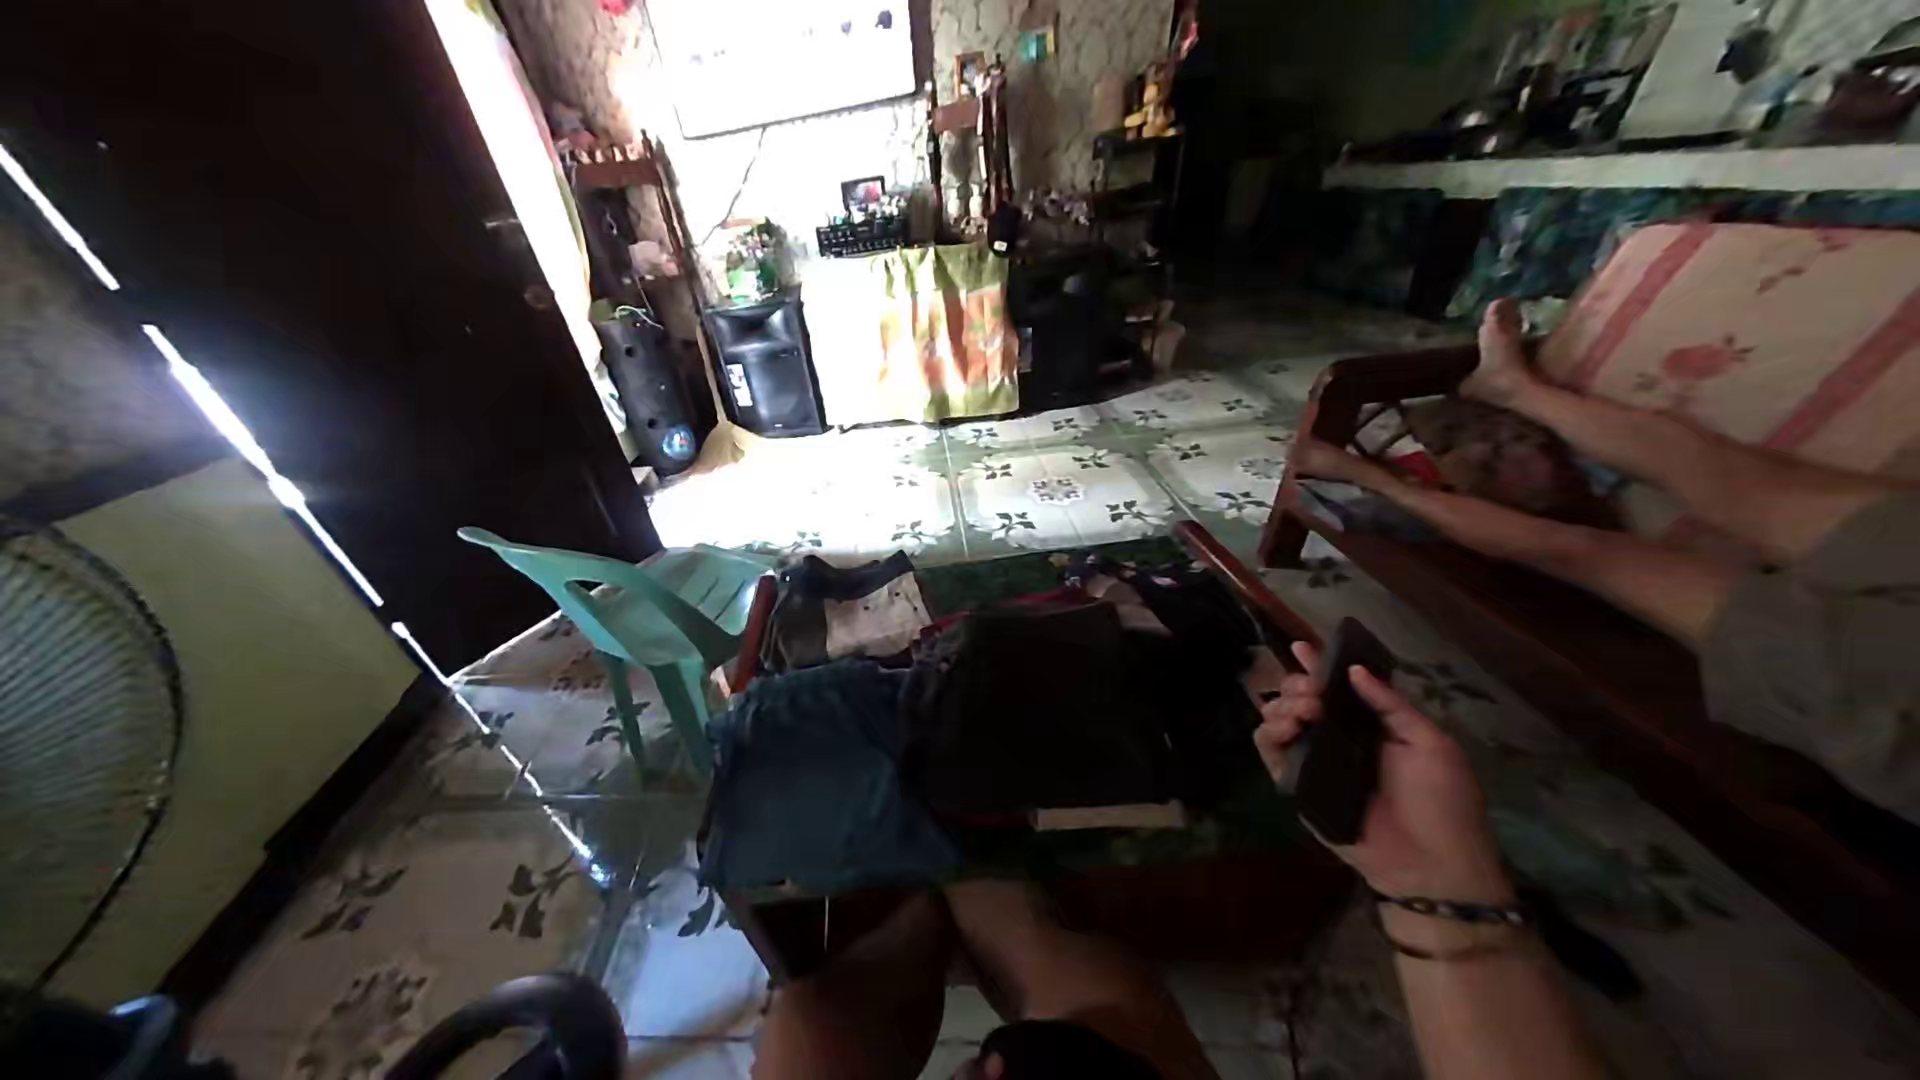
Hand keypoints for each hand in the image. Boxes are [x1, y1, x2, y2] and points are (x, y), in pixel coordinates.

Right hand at [1254, 641, 1511, 904]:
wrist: (1433, 862)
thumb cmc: (1442, 801)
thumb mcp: (1431, 743)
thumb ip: (1390, 704)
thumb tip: (1353, 669)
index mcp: (1366, 725)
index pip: (1334, 687)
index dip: (1316, 664)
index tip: (1301, 646)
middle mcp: (1333, 738)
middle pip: (1296, 697)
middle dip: (1297, 684)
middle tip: (1313, 692)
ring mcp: (1312, 760)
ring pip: (1275, 718)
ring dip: (1283, 705)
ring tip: (1305, 712)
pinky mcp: (1295, 784)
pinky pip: (1269, 751)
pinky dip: (1270, 733)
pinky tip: (1287, 728)